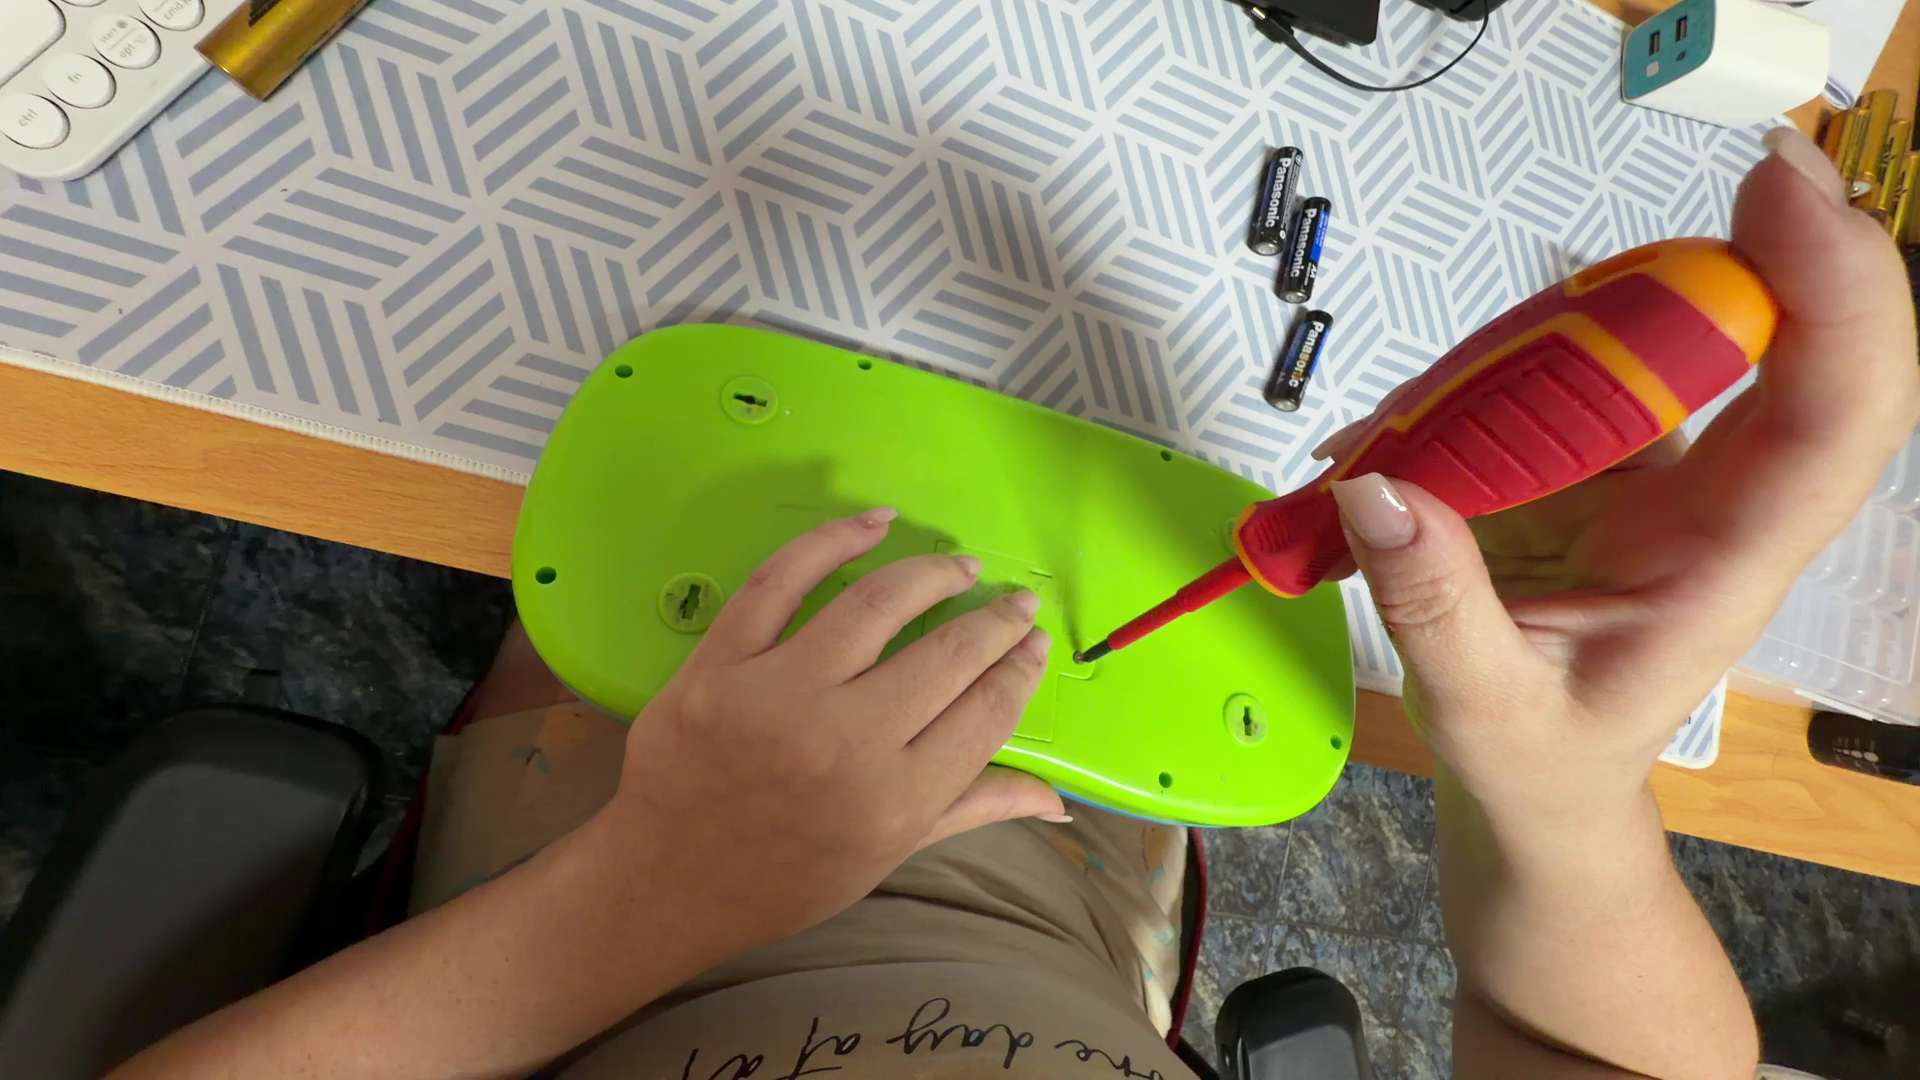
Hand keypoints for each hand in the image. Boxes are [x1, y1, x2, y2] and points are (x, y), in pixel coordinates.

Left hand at [601, 509, 1063, 949]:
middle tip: (1014, 599)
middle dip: (996, 619)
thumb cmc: (788, 877)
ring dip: (931, 573)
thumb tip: (1056, 797)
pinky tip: (875, 522)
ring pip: (876, 604)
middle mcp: (845, 744)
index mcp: (896, 800)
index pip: (986, 711)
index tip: (1033, 640)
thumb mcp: (889, 856)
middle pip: (948, 653)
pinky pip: (780, 581)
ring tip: (960, 566)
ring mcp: (776, 696)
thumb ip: (973, 809)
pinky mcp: (718, 664)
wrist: (668, 882)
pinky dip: (832, 539)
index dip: (1020, 667)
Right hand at [1323, 128, 1919, 819]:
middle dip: (1597, 320)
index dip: (1833, 290)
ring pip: (1585, 379)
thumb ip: (1431, 601)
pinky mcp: (1555, 484)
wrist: (1529, 777)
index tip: (1771, 188)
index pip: (1832, 412)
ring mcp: (1621, 486)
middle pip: (1698, 361)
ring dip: (1480, 378)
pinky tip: (1371, 447)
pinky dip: (1436, 415)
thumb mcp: (1481, 698)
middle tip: (1476, 342)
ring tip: (1378, 430)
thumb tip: (1368, 490)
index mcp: (1721, 559)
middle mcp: (1694, 502)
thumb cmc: (1535, 755)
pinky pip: (1511, 413)